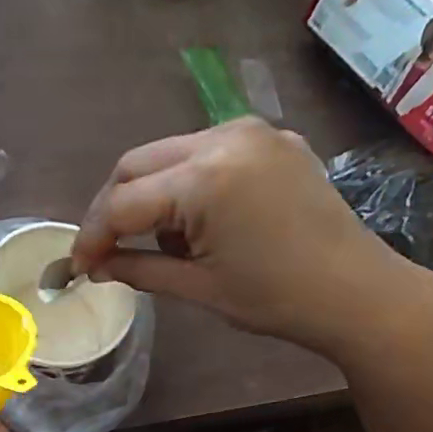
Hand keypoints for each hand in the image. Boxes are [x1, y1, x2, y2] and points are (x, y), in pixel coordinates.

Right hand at [71, 117, 432, 357]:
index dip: (92, 236)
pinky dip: (185, 183)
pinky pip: (206, 152)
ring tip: (156, 243)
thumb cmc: (275, 299)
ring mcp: (252, 132)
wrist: (356, 291)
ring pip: (169, 154)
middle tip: (104, 252)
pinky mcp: (271, 139)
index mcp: (205, 179)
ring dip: (148, 195)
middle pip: (138, 164)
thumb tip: (97, 267)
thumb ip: (140, 269)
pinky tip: (193, 221)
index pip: (123, 202)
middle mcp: (224, 138)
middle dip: (113, 208)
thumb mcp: (198, 289)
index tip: (77, 268)